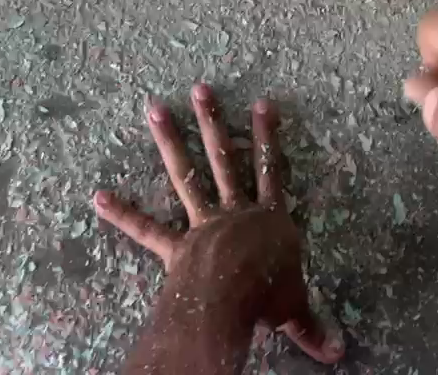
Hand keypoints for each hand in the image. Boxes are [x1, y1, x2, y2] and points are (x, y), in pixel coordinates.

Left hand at [93, 84, 343, 363]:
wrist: (230, 304)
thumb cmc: (267, 298)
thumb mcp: (295, 309)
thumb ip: (312, 324)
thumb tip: (337, 352)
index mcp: (268, 218)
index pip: (271, 169)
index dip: (268, 137)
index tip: (263, 102)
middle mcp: (234, 211)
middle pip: (223, 158)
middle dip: (212, 121)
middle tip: (199, 88)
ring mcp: (202, 223)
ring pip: (186, 175)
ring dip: (170, 141)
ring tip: (154, 108)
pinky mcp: (177, 246)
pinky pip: (147, 229)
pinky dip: (124, 214)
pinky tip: (99, 197)